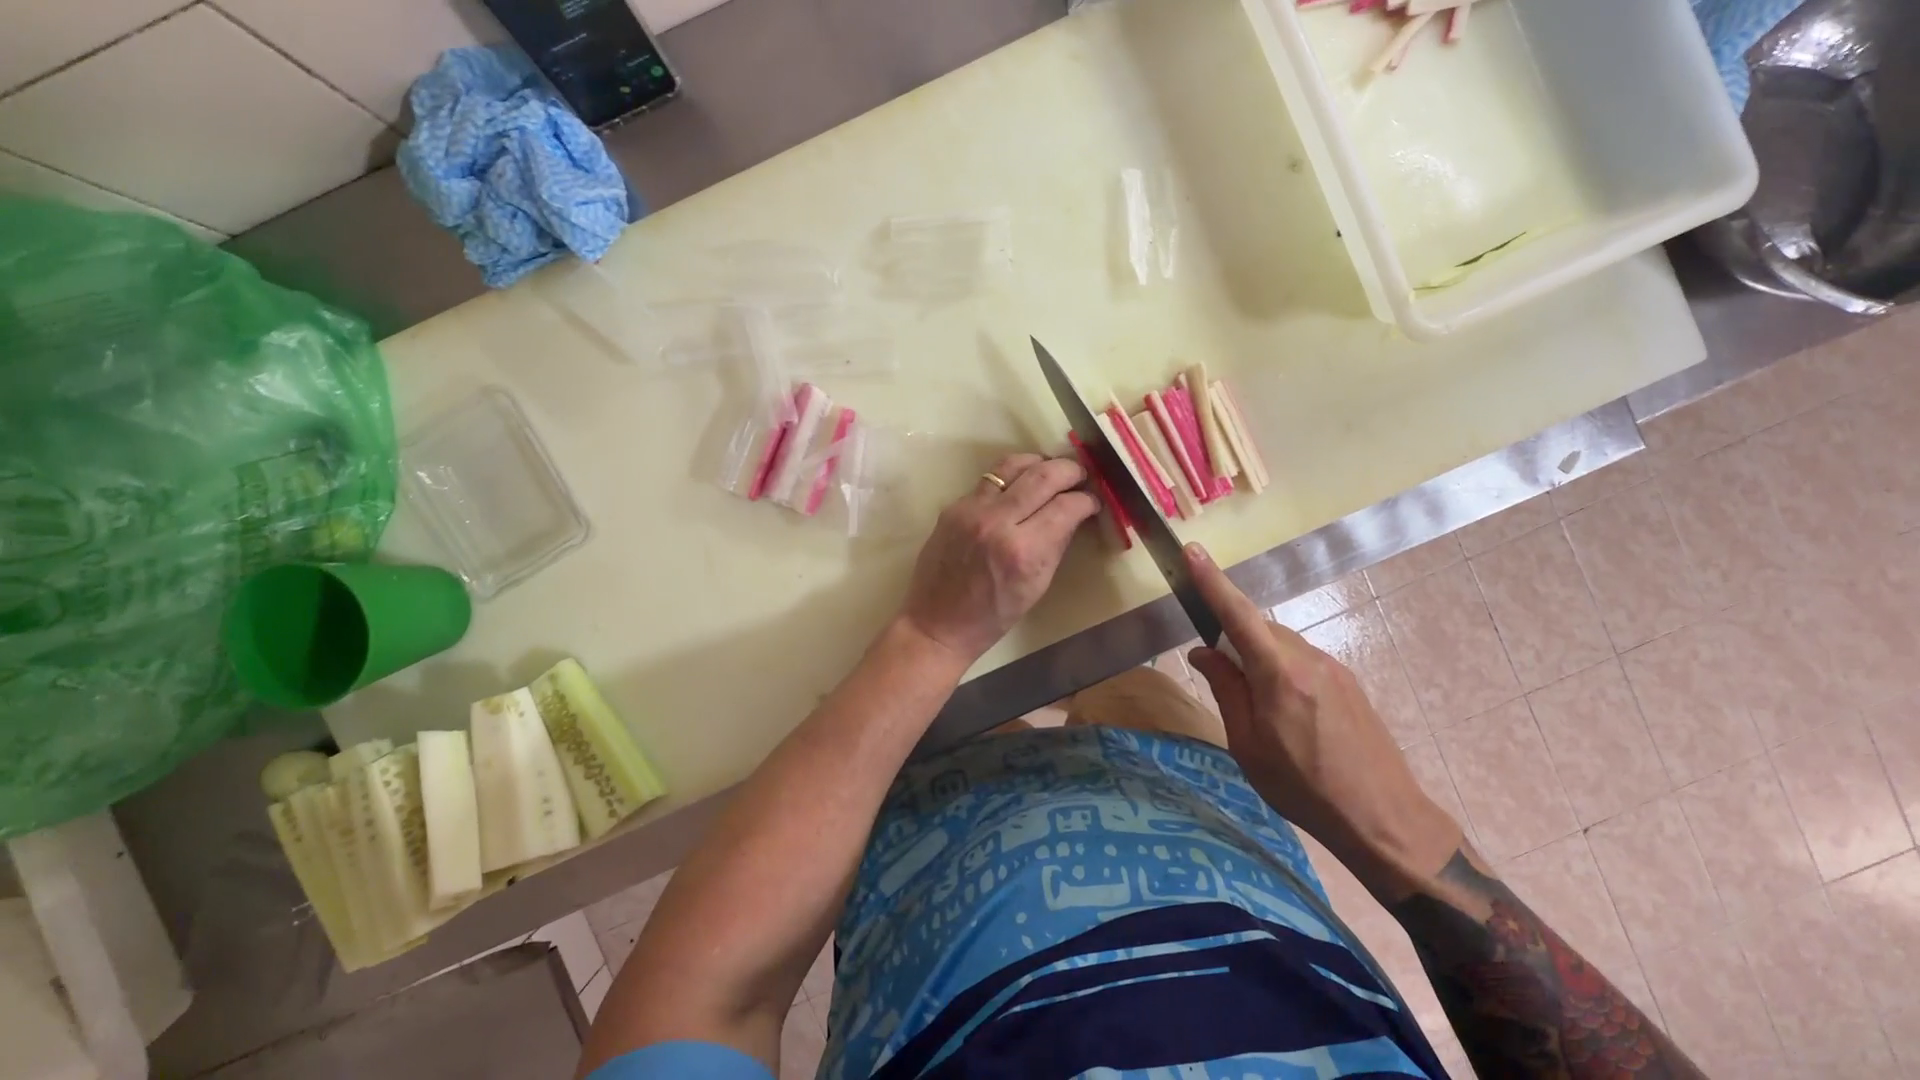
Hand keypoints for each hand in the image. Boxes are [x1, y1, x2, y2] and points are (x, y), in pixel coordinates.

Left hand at [898, 454, 1101, 663]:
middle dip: (1069, 471)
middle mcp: (997, 522)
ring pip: (1012, 465)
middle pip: (1043, 476)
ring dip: (1039, 463)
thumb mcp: (1037, 585)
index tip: (1093, 501)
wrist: (938, 622)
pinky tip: (1018, 488)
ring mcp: (971, 510)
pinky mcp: (953, 506)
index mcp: (1023, 551)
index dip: (1087, 500)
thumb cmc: (993, 615)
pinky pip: (989, 480)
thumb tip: (1075, 513)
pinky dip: (1010, 479)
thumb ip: (1057, 544)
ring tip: (1050, 471)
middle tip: (1080, 475)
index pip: (1066, 507)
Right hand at [1183, 544, 1464, 903]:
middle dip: (1232, 636)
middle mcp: (1309, 660)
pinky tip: (1283, 711)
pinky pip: (1301, 660)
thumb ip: (1226, 691)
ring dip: (1257, 658)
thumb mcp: (1248, 746)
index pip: (1238, 615)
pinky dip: (1280, 669)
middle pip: (1259, 628)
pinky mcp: (1348, 682)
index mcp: (1279, 675)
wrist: (1383, 817)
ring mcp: (1334, 668)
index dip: (1212, 582)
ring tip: (1254, 707)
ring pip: (1281, 645)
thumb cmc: (1303, 788)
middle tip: (1215, 673)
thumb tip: (1203, 651)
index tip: (1192, 550)